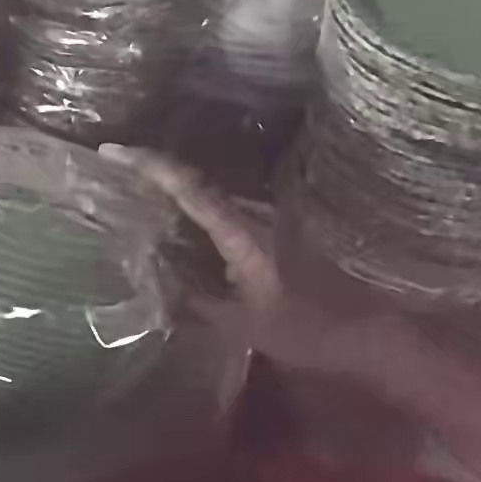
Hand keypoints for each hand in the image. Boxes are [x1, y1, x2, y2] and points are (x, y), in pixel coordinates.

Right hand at [98, 145, 426, 380]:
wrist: (369, 328)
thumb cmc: (308, 330)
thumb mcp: (243, 326)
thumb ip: (196, 301)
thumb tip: (154, 279)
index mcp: (242, 233)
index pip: (190, 188)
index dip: (150, 166)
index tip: (113, 151)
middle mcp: (254, 213)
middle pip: (195, 179)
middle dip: (152, 168)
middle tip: (111, 164)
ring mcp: (266, 216)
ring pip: (209, 191)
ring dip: (171, 184)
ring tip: (132, 186)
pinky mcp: (272, 227)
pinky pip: (221, 207)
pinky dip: (191, 205)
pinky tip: (174, 216)